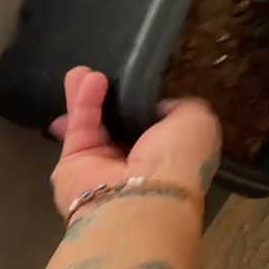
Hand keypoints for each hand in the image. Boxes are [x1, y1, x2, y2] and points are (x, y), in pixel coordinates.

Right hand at [49, 66, 221, 220]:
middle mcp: (132, 158)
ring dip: (87, 97)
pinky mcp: (71, 162)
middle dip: (111, 98)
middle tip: (104, 72)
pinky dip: (81, 104)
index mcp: (167, 153)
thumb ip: (178, 107)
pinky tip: (83, 81)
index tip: (142, 85)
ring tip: (80, 72)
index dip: (147, 103)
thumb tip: (155, 106)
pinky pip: (79, 127)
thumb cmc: (178, 159)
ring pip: (93, 122)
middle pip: (118, 121)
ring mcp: (99, 161)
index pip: (153, 124)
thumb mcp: (197, 120)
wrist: (135, 196)